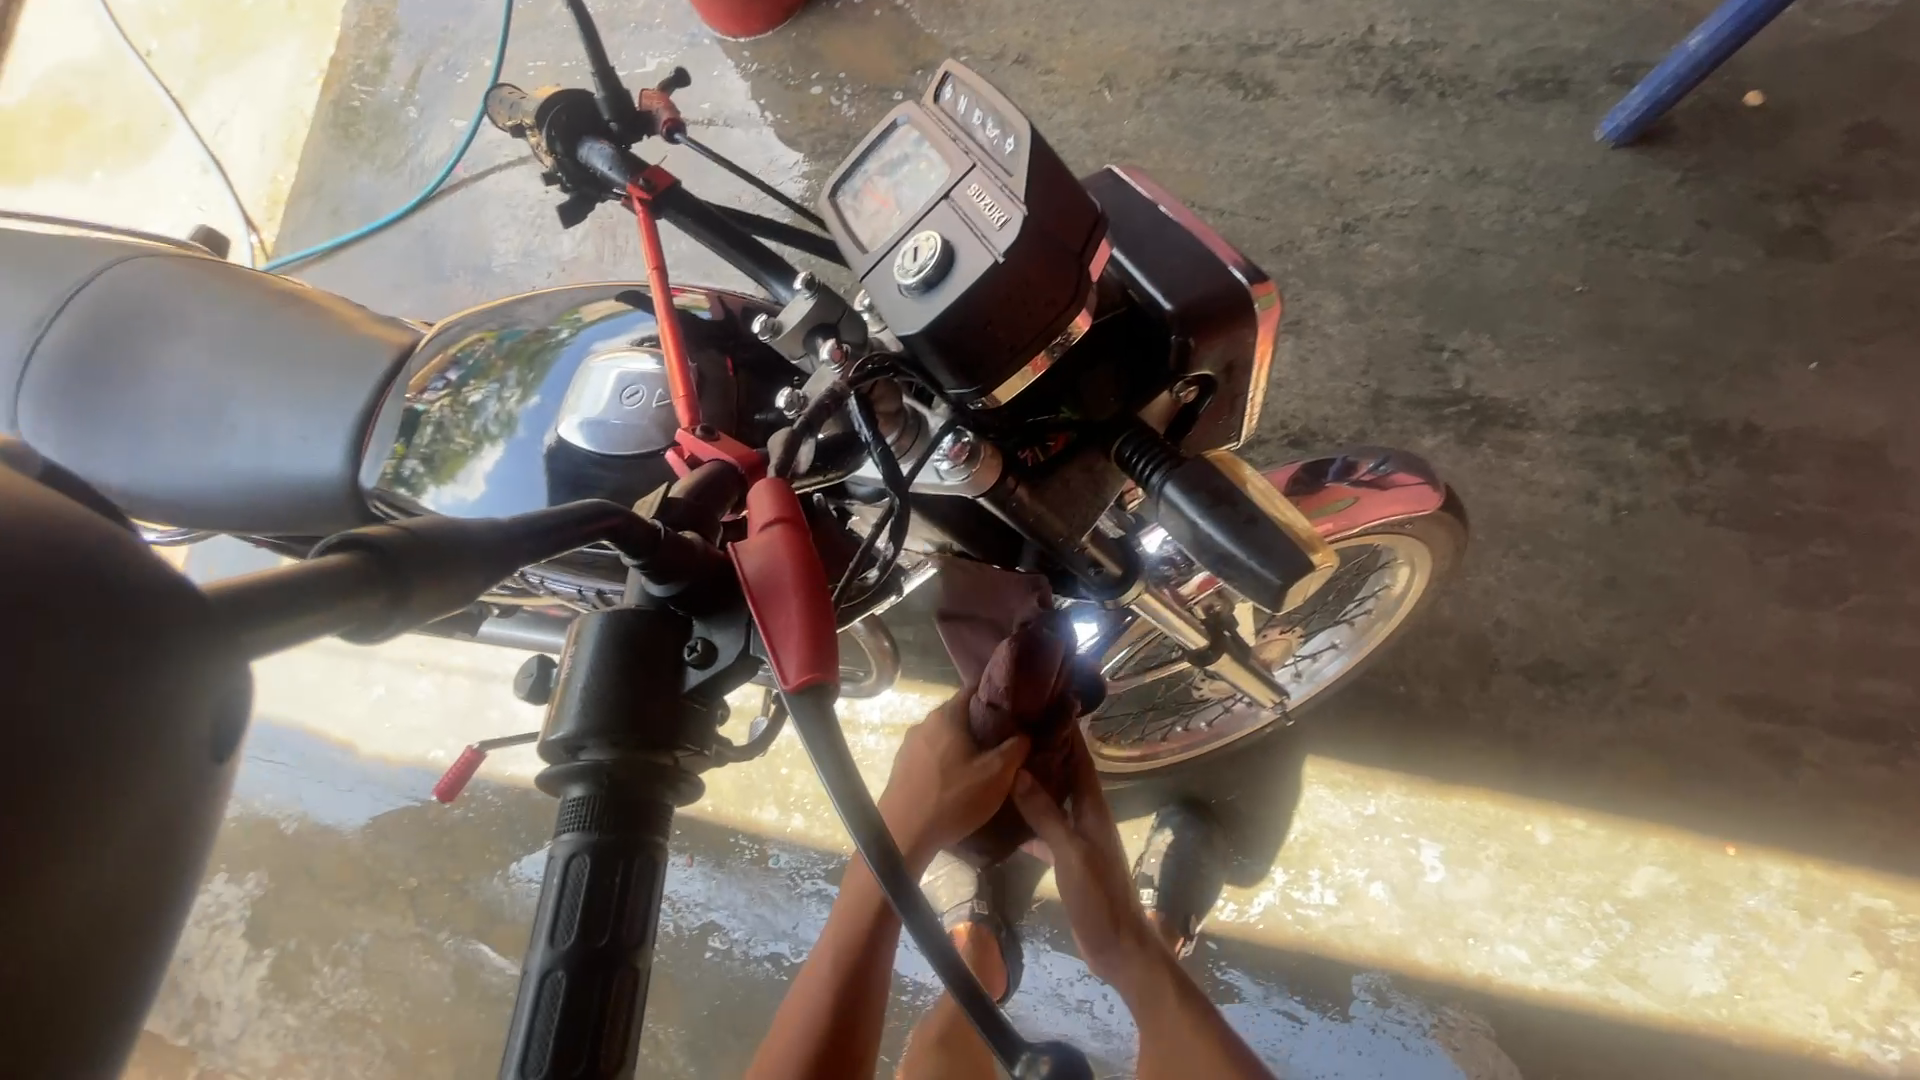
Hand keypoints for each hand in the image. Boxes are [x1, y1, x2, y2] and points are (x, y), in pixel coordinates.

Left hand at [877, 688, 1030, 869]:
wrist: (903, 835)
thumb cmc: (953, 798)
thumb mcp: (995, 775)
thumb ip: (1014, 750)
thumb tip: (1024, 735)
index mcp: (945, 717)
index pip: (972, 692)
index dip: (993, 697)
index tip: (1012, 710)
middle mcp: (924, 724)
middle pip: (958, 716)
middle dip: (979, 725)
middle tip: (1002, 741)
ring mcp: (909, 746)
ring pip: (943, 737)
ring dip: (962, 746)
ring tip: (982, 764)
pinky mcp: (901, 767)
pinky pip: (931, 756)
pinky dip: (946, 761)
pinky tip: (956, 781)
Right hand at [1010, 727, 1167, 994]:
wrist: (1118, 947)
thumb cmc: (1100, 897)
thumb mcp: (1070, 853)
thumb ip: (1045, 813)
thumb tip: (1018, 771)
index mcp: (1093, 807)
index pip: (1079, 756)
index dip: (1065, 730)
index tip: (1042, 703)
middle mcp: (1086, 814)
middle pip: (1064, 773)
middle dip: (1043, 750)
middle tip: (1011, 729)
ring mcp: (1077, 836)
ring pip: (1053, 799)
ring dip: (1034, 783)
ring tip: (1002, 764)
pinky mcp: (1067, 858)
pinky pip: (1044, 829)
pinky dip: (1027, 819)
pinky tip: (1004, 817)